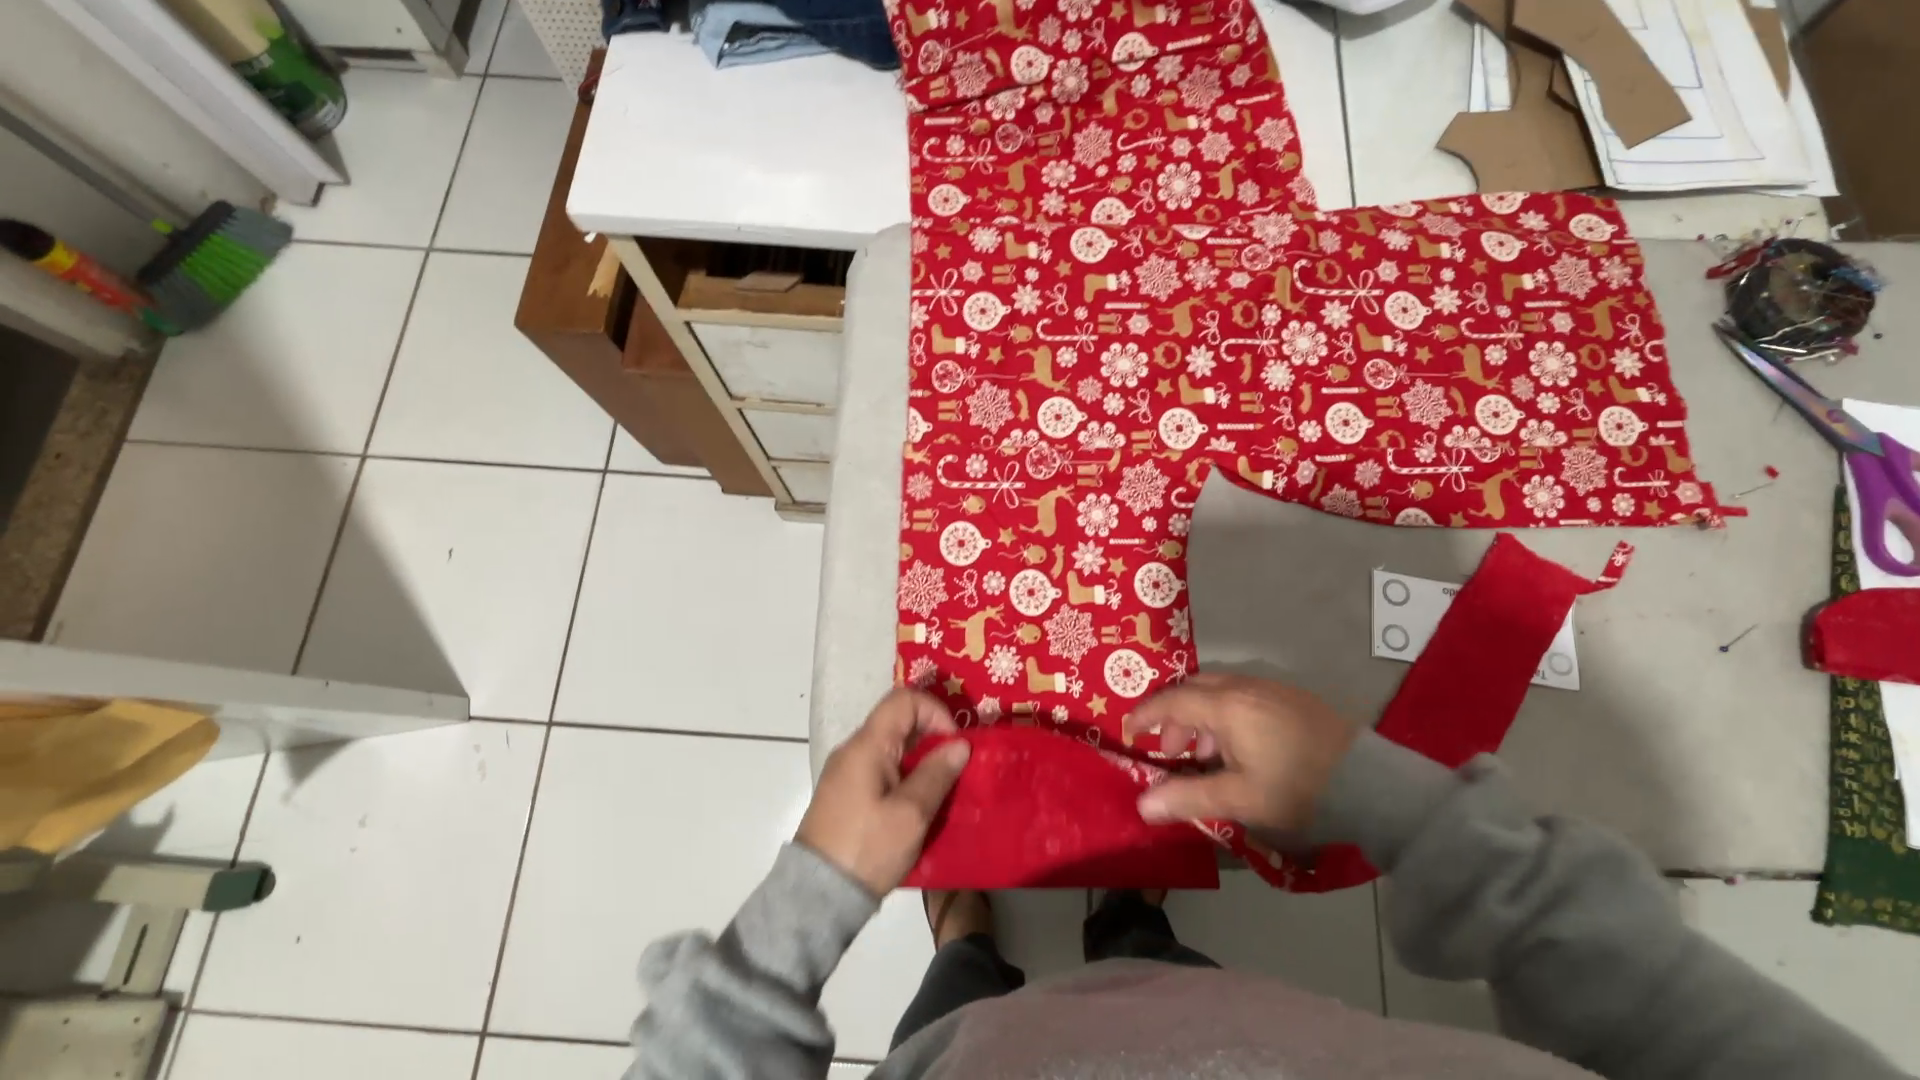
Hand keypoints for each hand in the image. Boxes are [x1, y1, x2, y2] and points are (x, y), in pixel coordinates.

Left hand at [797, 688, 971, 895]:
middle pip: (898, 722)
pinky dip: (906, 778)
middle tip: (958, 767)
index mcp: (867, 745)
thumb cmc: (867, 848)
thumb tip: (960, 744)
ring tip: (945, 789)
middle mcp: (853, 750)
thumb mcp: (911, 814)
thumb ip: (937, 774)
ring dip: (922, 761)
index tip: (956, 744)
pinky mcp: (846, 795)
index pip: (904, 699)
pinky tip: (921, 805)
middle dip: (933, 737)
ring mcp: (847, 773)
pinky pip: (882, 770)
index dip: (936, 712)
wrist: (818, 895)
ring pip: (892, 748)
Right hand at [1123, 674, 1355, 832]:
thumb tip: (1142, 804)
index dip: (1145, 715)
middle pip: (1193, 688)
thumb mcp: (1240, 799)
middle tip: (1172, 751)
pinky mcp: (1291, 698)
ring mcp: (1270, 689)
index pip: (1171, 701)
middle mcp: (1244, 687)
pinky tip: (1239, 747)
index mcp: (1226, 706)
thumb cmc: (1296, 788)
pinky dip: (1224, 714)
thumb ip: (1188, 798)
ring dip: (1200, 716)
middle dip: (1173, 715)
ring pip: (1219, 690)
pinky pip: (1242, 695)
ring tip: (1207, 755)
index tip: (1128, 732)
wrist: (1369, 782)